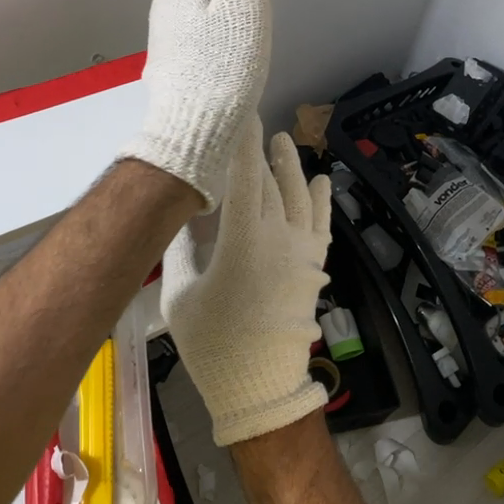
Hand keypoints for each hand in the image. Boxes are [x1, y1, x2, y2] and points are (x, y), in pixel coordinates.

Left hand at [122, 0, 270, 209]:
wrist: (198, 136)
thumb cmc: (224, 68)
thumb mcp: (244, 2)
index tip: (253, 15)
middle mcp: (165, 2)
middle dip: (245, 8)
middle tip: (249, 39)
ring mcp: (168, 34)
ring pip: (221, 15)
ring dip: (238, 32)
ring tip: (241, 58)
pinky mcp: (176, 62)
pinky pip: (212, 40)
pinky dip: (227, 52)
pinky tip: (230, 72)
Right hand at [162, 119, 331, 445]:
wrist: (260, 389)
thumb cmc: (213, 344)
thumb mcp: (181, 294)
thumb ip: (183, 250)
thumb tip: (182, 215)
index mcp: (244, 240)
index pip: (244, 177)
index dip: (241, 143)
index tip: (239, 114)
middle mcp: (279, 237)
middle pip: (269, 182)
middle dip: (259, 150)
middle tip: (251, 121)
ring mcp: (302, 252)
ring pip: (299, 196)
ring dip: (290, 166)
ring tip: (283, 140)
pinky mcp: (314, 267)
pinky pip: (321, 224)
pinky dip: (322, 200)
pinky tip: (322, 179)